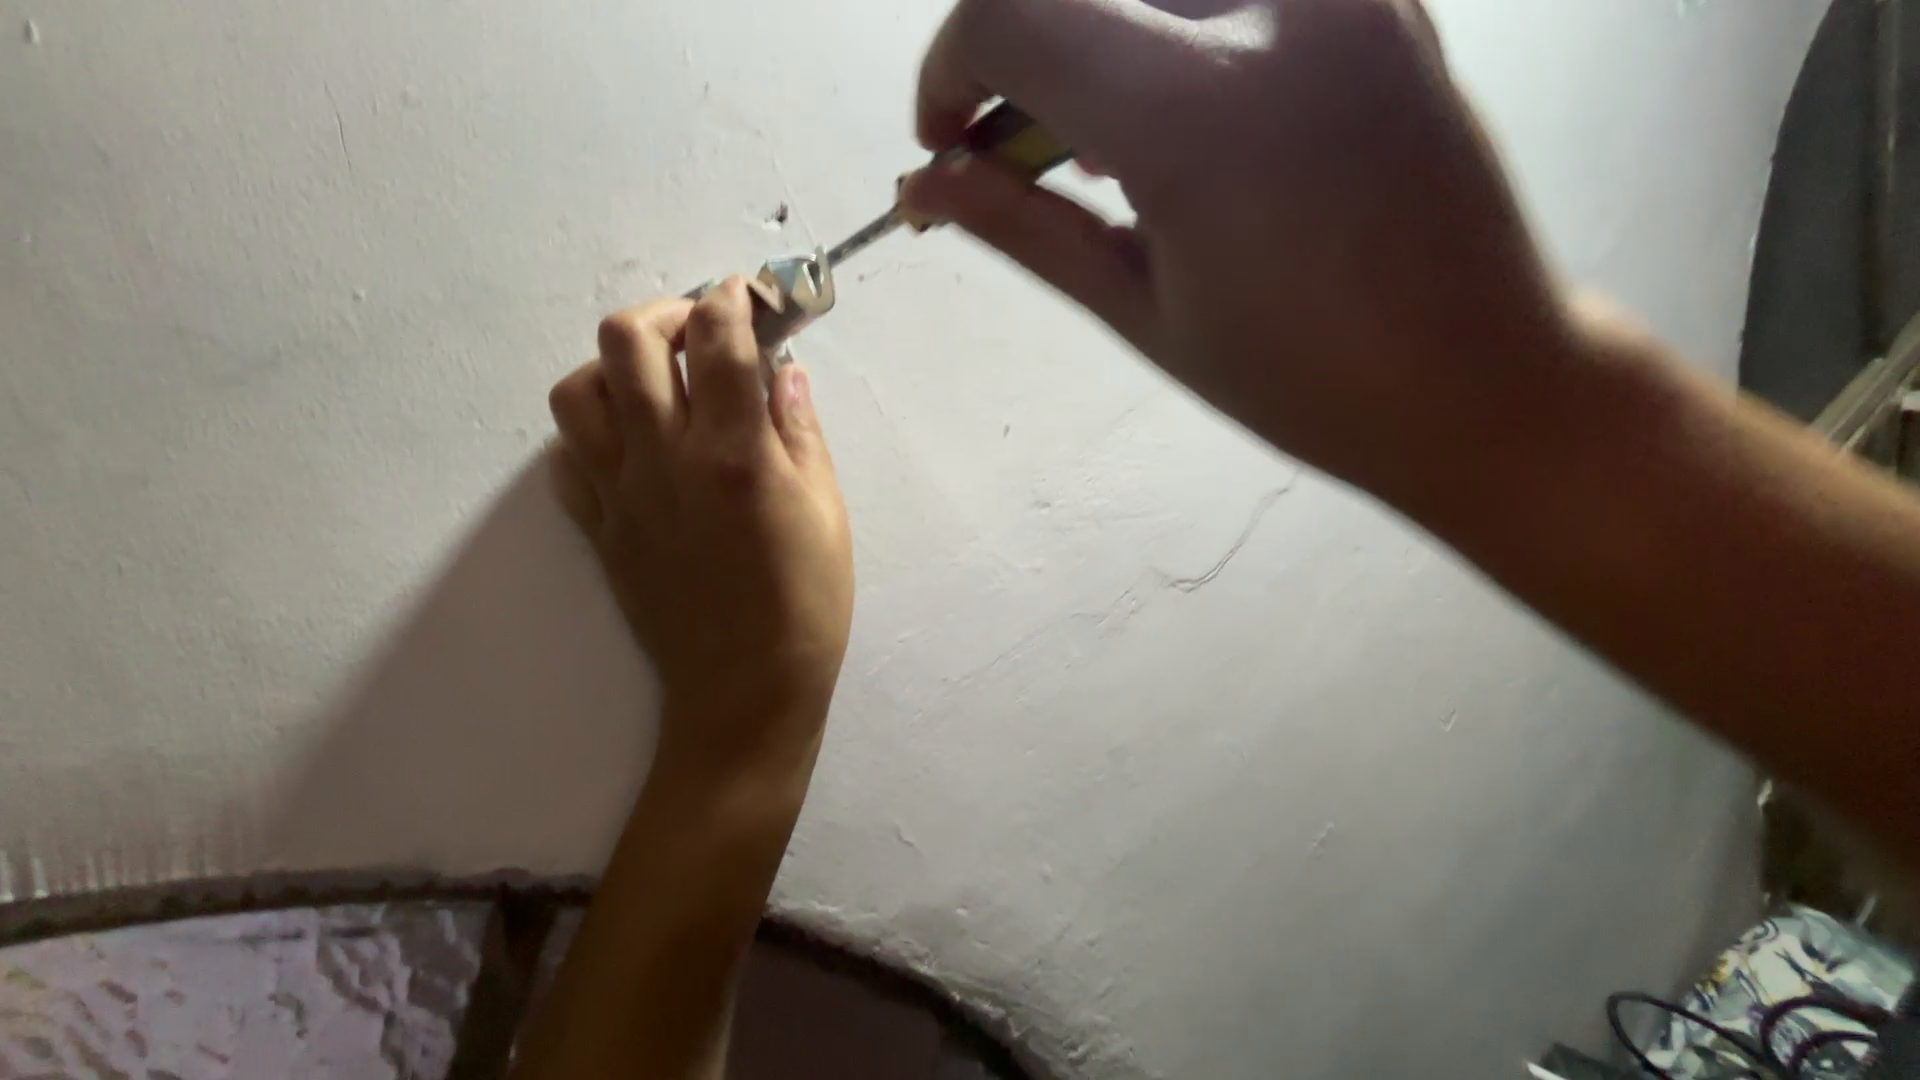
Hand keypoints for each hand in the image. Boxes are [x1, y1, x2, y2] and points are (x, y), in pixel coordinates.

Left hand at [547, 282, 853, 782]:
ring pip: (575, 391)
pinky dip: (592, 432)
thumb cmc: (806, 604)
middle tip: (698, 329)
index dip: (731, 299)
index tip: (744, 294)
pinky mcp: (597, 529)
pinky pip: (565, 458)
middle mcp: (664, 460)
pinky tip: (631, 445)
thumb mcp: (828, 511)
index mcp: (733, 453)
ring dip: (614, 368)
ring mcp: (619, 495)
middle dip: (663, 312)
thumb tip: (784, 373)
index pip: (718, 339)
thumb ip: (800, 432)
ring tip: (655, 385)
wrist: (744, 691)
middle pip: (626, 341)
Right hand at [901, 0, 1578, 497]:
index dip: (948, 69)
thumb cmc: (1297, 381)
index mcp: (1199, 115)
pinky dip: (1161, 30)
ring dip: (1089, 40)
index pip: (1013, 16)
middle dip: (1012, 52)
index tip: (944, 144)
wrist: (1480, 378)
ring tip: (1097, 149)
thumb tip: (922, 185)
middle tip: (1010, 149)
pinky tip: (1175, 117)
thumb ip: (1023, 228)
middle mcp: (1275, 5)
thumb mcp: (1139, 313)